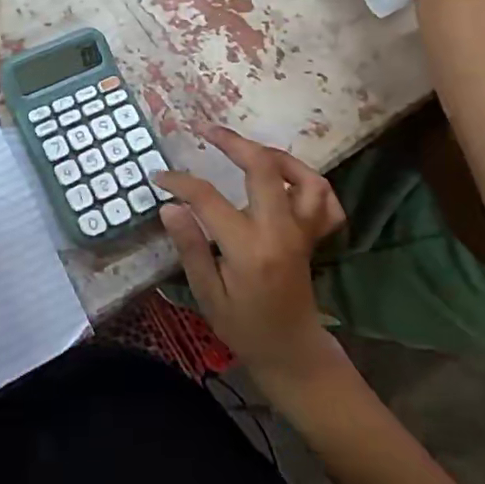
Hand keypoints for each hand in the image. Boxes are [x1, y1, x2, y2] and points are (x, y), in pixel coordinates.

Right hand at [153, 128, 345, 386]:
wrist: (292, 353)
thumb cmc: (243, 326)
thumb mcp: (206, 293)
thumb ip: (189, 247)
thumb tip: (170, 206)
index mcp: (249, 248)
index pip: (208, 198)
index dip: (180, 182)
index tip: (159, 177)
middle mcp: (281, 232)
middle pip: (264, 169)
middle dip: (232, 143)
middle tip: (206, 130)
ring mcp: (303, 232)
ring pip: (305, 178)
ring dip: (275, 155)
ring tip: (247, 150)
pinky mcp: (314, 237)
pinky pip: (325, 200)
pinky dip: (308, 182)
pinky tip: (285, 179)